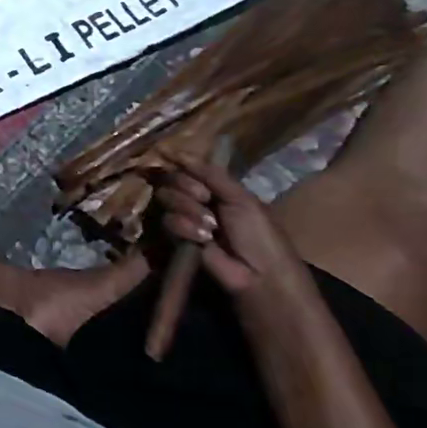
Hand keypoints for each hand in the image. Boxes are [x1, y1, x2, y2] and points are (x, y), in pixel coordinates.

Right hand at [155, 148, 312, 300]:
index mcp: (217, 188)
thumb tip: (176, 151)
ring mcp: (188, 218)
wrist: (260, 276)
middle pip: (173, 179)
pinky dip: (185, 227)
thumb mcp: (241, 198)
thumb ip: (210, 173)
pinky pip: (169, 221)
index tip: (166, 154)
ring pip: (168, 198)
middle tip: (205, 200)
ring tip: (209, 227)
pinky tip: (202, 239)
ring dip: (188, 209)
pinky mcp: (179, 238)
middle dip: (188, 188)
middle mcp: (199, 200)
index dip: (180, 162)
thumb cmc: (258, 234)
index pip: (189, 166)